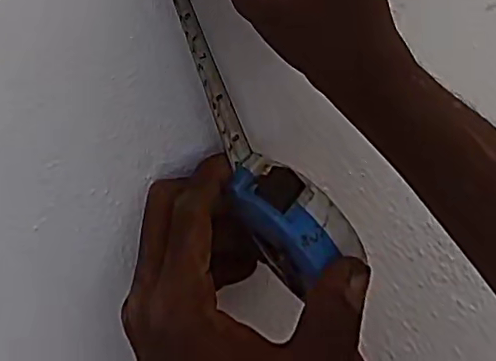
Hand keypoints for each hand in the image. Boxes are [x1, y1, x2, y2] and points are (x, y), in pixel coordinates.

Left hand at [123, 155, 370, 359]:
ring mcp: (147, 318)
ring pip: (167, 237)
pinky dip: (205, 253)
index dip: (213, 179)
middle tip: (246, 193)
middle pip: (165, 212)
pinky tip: (245, 264)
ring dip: (210, 225)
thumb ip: (329, 313)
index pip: (187, 211)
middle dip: (207, 195)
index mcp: (175, 304)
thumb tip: (348, 271)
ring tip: (258, 233)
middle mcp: (150, 304)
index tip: (231, 164)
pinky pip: (171, 266)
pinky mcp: (154, 331)